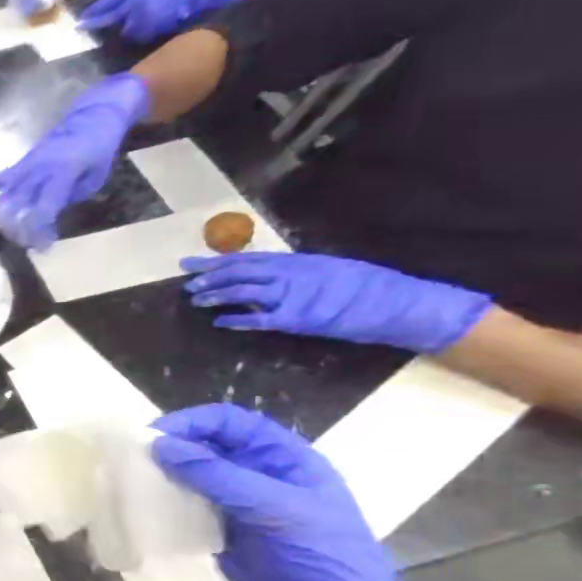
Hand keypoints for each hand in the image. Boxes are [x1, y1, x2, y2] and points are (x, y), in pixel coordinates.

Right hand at [0, 73, 148, 248]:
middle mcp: (39, 170)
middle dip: (21, 232)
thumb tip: (48, 218)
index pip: (42, 211)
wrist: (93, 116)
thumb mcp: (95, 179)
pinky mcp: (20, 163)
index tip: (44, 247)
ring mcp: (26, 165)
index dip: (39, 233)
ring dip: (6, 222)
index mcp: (63, 173)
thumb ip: (69, 199)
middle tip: (29, 243)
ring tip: (14, 232)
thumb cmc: (100, 149)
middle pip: (18, 210)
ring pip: (4, 200)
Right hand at [150, 404, 448, 580]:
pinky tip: (145, 509)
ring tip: (132, 482)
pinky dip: (165, 505)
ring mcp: (239, 505)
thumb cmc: (318, 558)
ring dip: (164, 476)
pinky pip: (187, 508)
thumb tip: (160, 445)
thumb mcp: (275, 510)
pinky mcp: (221, 533)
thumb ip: (218, 475)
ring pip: (193, 477)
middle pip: (208, 446)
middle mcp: (260, 476)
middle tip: (132, 459)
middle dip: (172, 448)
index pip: (232, 423)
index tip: (152, 436)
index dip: (193, 422)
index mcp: (286, 459)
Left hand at [183, 252, 494, 353]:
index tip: (191, 264)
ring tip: (195, 299)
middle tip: (187, 282)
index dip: (215, 262)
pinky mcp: (297, 318)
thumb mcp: (324, 268)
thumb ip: (292, 271)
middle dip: (210, 276)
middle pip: (240, 272)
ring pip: (244, 291)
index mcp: (296, 260)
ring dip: (217, 295)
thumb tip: (262, 275)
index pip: (247, 259)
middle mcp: (291, 273)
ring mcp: (293, 295)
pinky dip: (236, 319)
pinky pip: (258, 319)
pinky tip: (218, 322)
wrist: (395, 301)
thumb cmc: (363, 285)